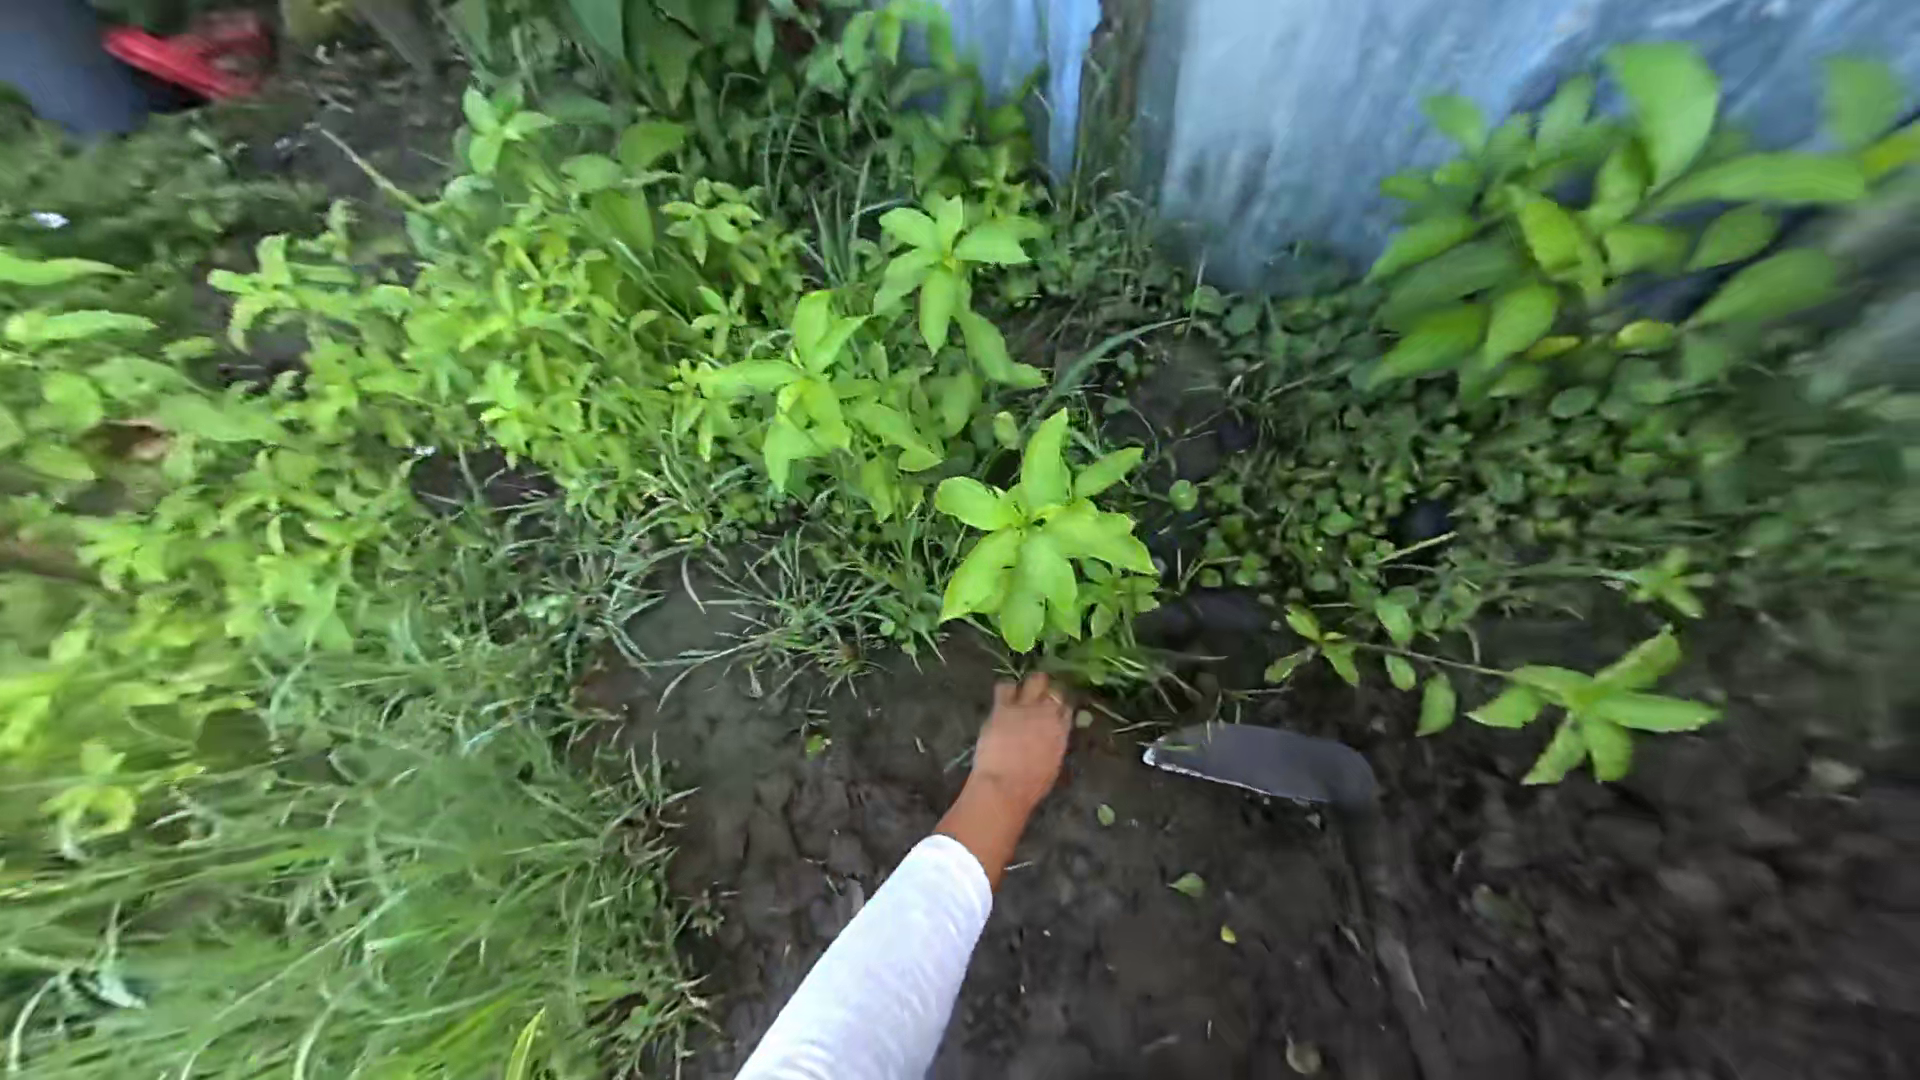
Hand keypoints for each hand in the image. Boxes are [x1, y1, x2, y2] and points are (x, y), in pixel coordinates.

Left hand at [966, 674, 1072, 812]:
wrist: (1005, 785)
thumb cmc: (1030, 785)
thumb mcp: (1052, 764)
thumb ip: (1053, 743)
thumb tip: (1050, 735)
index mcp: (1061, 731)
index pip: (1067, 707)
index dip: (1061, 705)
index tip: (1055, 706)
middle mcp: (1046, 713)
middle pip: (1053, 689)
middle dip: (1048, 689)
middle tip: (1040, 693)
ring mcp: (1024, 707)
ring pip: (1032, 681)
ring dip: (1027, 686)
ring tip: (1020, 693)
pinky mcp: (1002, 707)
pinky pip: (1005, 687)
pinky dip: (1006, 689)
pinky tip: (1003, 697)